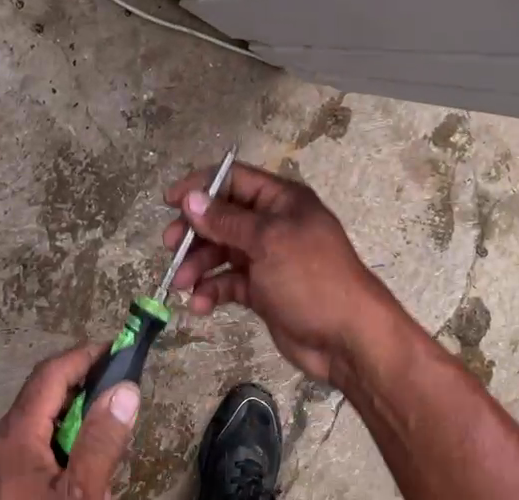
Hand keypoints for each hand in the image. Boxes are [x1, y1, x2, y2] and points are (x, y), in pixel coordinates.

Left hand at [0, 342, 140, 499]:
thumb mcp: (80, 497)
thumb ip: (101, 440)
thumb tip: (124, 388)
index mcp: (11, 436)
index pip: (51, 373)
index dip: (86, 355)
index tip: (120, 349)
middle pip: (40, 400)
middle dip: (81, 395)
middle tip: (118, 404)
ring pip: (31, 431)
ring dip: (66, 428)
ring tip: (100, 449)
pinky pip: (19, 458)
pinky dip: (49, 454)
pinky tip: (70, 480)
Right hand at [164, 161, 400, 383]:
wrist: (349, 339)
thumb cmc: (312, 278)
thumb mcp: (268, 241)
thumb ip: (227, 220)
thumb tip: (191, 199)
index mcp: (281, 200)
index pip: (235, 180)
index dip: (201, 187)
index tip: (170, 201)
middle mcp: (273, 224)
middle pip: (224, 217)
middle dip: (195, 231)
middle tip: (170, 247)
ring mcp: (268, 258)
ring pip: (222, 251)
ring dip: (199, 265)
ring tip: (181, 284)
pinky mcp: (263, 290)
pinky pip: (229, 282)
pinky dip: (212, 290)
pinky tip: (199, 304)